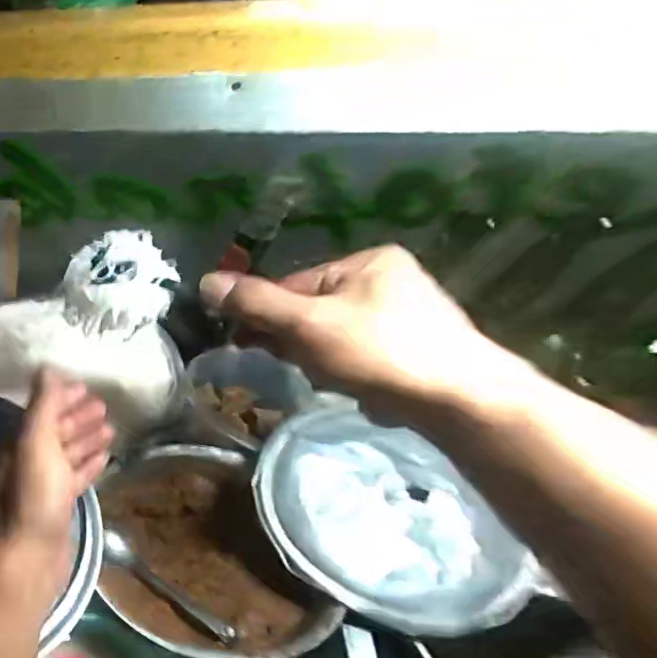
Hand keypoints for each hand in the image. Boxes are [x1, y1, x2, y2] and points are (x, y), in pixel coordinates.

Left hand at [0, 369, 112, 552]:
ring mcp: (39, 488)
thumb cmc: (33, 498)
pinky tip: (104, 458)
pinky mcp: (55, 509)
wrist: (31, 556)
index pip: (38, 415)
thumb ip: (43, 407)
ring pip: (65, 457)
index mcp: (13, 447)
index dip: (61, 400)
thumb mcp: (35, 444)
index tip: (87, 388)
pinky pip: (73, 480)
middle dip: (76, 418)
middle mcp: (22, 465)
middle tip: (104, 406)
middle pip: (53, 434)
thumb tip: (48, 369)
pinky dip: (87, 466)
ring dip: (86, 440)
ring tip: (111, 428)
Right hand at [198, 245, 532, 418]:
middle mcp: (387, 277)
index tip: (249, 346)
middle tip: (285, 363)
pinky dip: (337, 364)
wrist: (451, 396)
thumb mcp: (305, 324)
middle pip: (307, 307)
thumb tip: (205, 282)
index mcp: (366, 261)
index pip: (290, 285)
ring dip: (310, 354)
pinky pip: (351, 348)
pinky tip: (343, 381)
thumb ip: (255, 303)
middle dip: (288, 337)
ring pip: (327, 331)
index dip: (263, 317)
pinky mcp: (407, 343)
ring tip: (319, 375)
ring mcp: (401, 310)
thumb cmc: (375, 351)